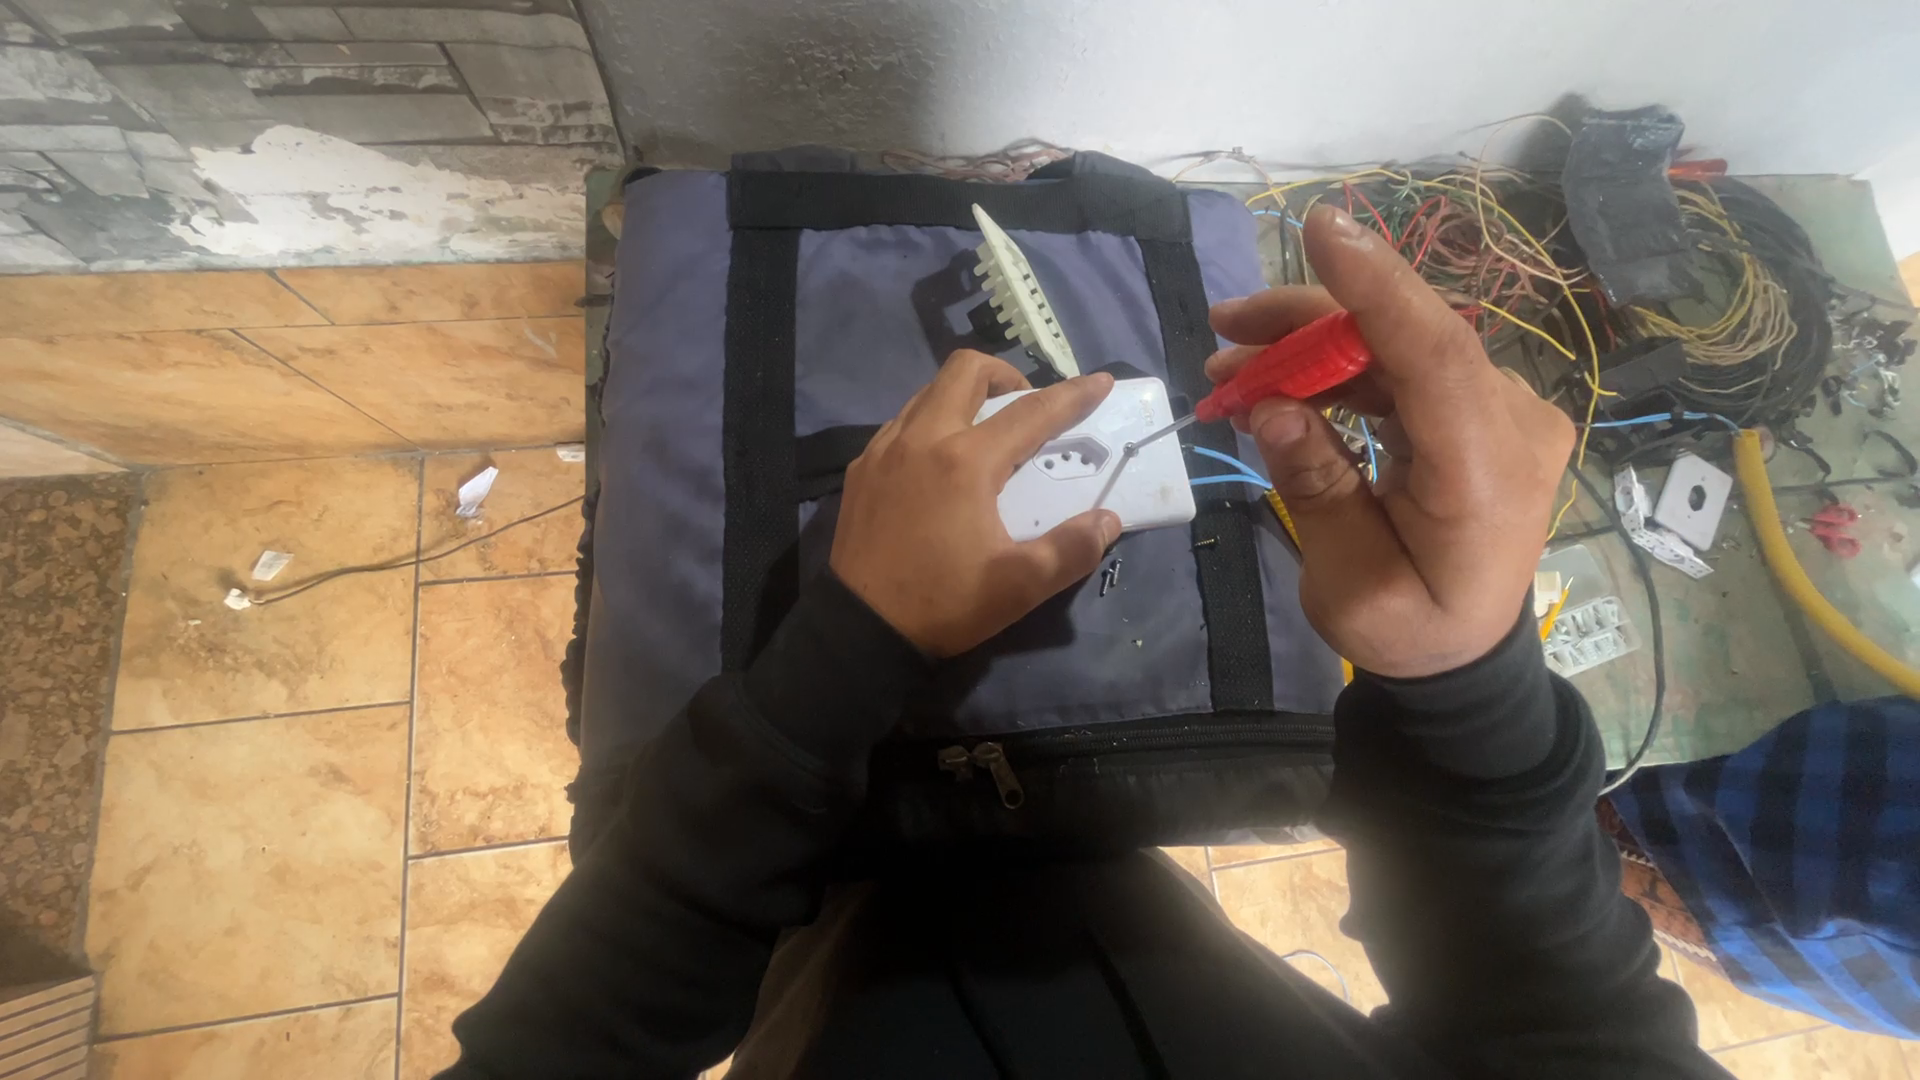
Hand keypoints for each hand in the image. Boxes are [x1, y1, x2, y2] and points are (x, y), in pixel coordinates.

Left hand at [830, 352, 1120, 657]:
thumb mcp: (1020, 586)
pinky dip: (929, 424)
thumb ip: (1072, 549)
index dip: (1072, 395)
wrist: (861, 629)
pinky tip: (937, 463)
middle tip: (1026, 409)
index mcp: (965, 461)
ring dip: (964, 397)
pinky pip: (901, 423)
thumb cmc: (944, 604)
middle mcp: (921, 439)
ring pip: (928, 392)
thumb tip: (1107, 520)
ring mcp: (883, 450)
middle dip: (1007, 375)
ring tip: (983, 434)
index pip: (1031, 412)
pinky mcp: (860, 470)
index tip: (1099, 382)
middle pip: (966, 371)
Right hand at [1207, 205, 1574, 677]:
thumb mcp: (1347, 577)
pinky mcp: (1472, 415)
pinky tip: (1275, 384)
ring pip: (1394, 347)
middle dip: (1306, 323)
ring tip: (1229, 365)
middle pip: (1404, 337)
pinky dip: (1331, 372)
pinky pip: (1397, 373)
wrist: (1460, 656)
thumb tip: (1270, 406)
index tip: (1319, 230)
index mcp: (1485, 469)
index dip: (1374, 288)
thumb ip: (1316, 487)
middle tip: (1222, 332)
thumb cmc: (1406, 628)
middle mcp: (1509, 420)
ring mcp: (1496, 412)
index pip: (1435, 354)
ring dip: (1308, 348)